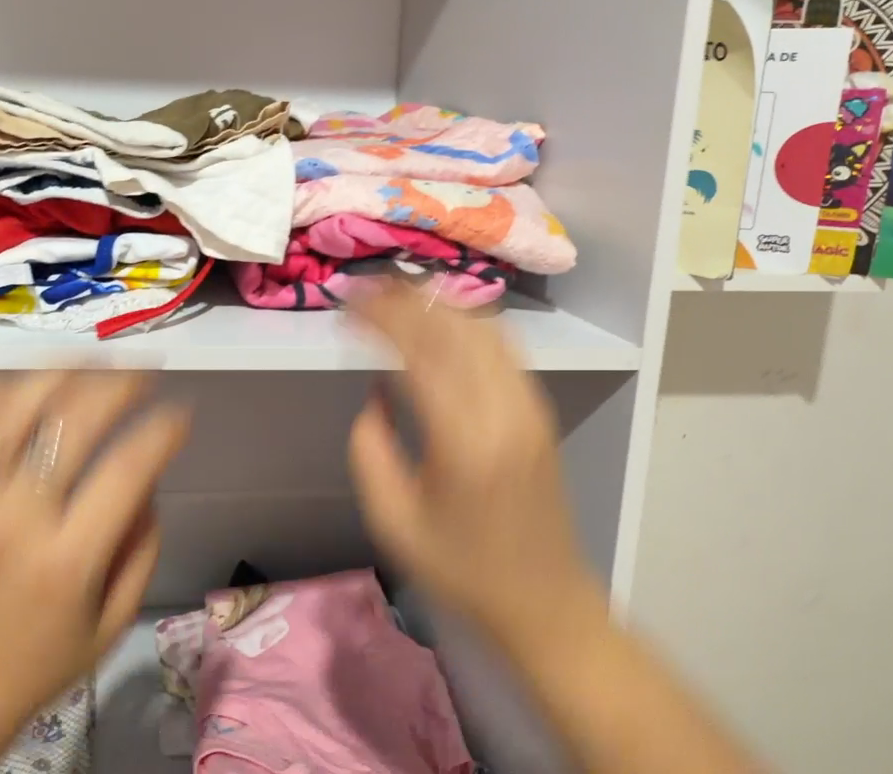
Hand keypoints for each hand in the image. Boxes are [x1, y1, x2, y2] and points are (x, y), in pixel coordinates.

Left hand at [0, 370, 188, 773]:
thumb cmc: (41, 660)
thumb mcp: (113, 621)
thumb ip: (141, 546)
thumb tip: (147, 476)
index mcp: (66, 561)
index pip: (126, 469)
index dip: (162, 431)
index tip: (181, 414)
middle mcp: (15, 520)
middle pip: (72, 422)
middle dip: (120, 384)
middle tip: (145, 372)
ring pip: (15, 407)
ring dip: (62, 371)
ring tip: (95, 361)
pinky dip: (3, 389)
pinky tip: (35, 381)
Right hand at [345, 283, 604, 655]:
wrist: (546, 602)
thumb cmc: (461, 569)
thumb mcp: (393, 521)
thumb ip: (369, 449)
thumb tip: (376, 391)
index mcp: (464, 440)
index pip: (420, 350)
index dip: (381, 316)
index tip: (346, 303)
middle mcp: (504, 410)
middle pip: (455, 326)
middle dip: (406, 298)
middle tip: (364, 290)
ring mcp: (529, 406)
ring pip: (484, 328)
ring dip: (437, 304)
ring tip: (395, 296)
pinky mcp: (538, 410)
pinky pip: (502, 346)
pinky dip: (465, 322)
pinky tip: (438, 324)